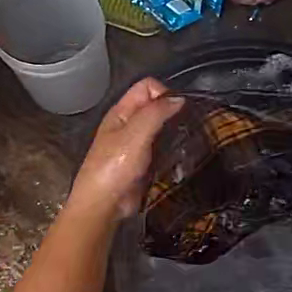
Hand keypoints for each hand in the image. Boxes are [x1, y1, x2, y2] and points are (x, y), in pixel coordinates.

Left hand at [66, 78, 184, 221]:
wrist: (104, 204)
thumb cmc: (114, 167)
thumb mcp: (135, 134)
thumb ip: (156, 113)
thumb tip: (179, 99)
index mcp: (121, 112)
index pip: (147, 87)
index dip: (163, 92)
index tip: (177, 110)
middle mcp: (129, 124)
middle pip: (155, 105)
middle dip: (172, 111)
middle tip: (187, 125)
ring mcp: (136, 143)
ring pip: (161, 127)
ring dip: (174, 130)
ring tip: (188, 139)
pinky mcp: (145, 161)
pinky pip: (163, 147)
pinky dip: (173, 148)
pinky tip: (182, 155)